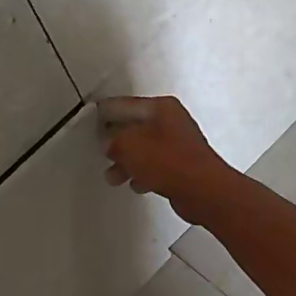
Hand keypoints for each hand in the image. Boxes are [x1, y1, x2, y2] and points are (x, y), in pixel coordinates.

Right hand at [99, 96, 237, 222]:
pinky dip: (145, 173)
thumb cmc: (171, 162)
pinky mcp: (184, 166)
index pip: (124, 105)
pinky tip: (138, 183)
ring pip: (146, 149)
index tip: (91, 121)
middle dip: (117, 142)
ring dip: (129, 162)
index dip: (104, 114)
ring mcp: (181, 144)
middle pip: (136, 128)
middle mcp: (174, 122)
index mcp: (162, 108)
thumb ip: (112, 142)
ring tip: (114, 175)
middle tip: (103, 152)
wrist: (203, 190)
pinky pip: (158, 166)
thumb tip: (111, 146)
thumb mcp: (128, 146)